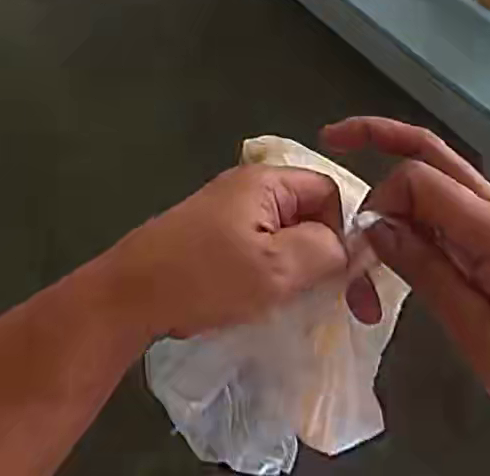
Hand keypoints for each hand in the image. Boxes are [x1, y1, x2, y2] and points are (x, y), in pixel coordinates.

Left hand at [105, 164, 350, 339]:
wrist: (135, 291)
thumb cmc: (206, 275)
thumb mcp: (277, 266)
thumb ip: (325, 249)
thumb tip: (354, 244)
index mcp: (264, 183)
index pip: (328, 192)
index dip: (347, 231)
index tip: (354, 279)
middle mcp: (249, 189)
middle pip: (310, 214)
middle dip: (333, 256)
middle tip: (349, 308)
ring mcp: (231, 213)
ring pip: (289, 236)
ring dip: (308, 271)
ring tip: (315, 308)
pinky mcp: (218, 238)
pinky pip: (265, 249)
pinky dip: (280, 274)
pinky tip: (281, 302)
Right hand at [321, 118, 489, 475]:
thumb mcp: (488, 345)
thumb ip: (429, 276)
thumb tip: (375, 226)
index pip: (420, 179)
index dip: (380, 202)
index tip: (364, 249)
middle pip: (432, 150)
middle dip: (378, 134)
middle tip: (332, 138)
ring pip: (441, 171)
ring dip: (396, 176)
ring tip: (364, 209)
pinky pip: (453, 203)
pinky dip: (416, 206)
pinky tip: (401, 236)